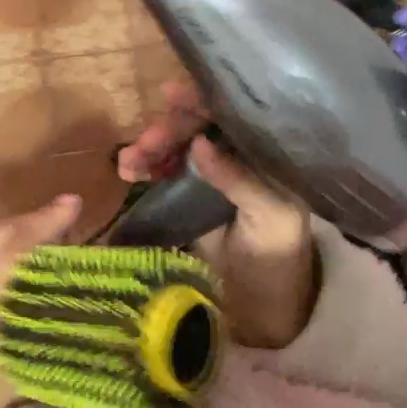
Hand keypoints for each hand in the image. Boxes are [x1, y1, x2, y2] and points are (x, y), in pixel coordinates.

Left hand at [0, 194, 82, 407]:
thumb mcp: (15, 368)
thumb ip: (43, 326)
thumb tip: (77, 295)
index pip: (11, 246)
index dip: (45, 222)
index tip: (72, 205)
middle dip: (30, 221)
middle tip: (62, 215)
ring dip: (9, 233)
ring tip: (39, 234)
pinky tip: (5, 255)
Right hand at [116, 84, 318, 348]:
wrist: (262, 312)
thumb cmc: (278, 259)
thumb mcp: (270, 218)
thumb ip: (239, 179)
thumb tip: (200, 142)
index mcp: (265, 153)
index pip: (231, 114)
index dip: (201, 101)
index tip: (170, 95)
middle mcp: (238, 154)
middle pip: (197, 126)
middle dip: (167, 130)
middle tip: (142, 148)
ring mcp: (210, 173)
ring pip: (175, 145)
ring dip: (149, 147)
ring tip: (127, 165)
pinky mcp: (188, 194)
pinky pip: (163, 168)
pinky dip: (145, 165)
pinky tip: (129, 172)